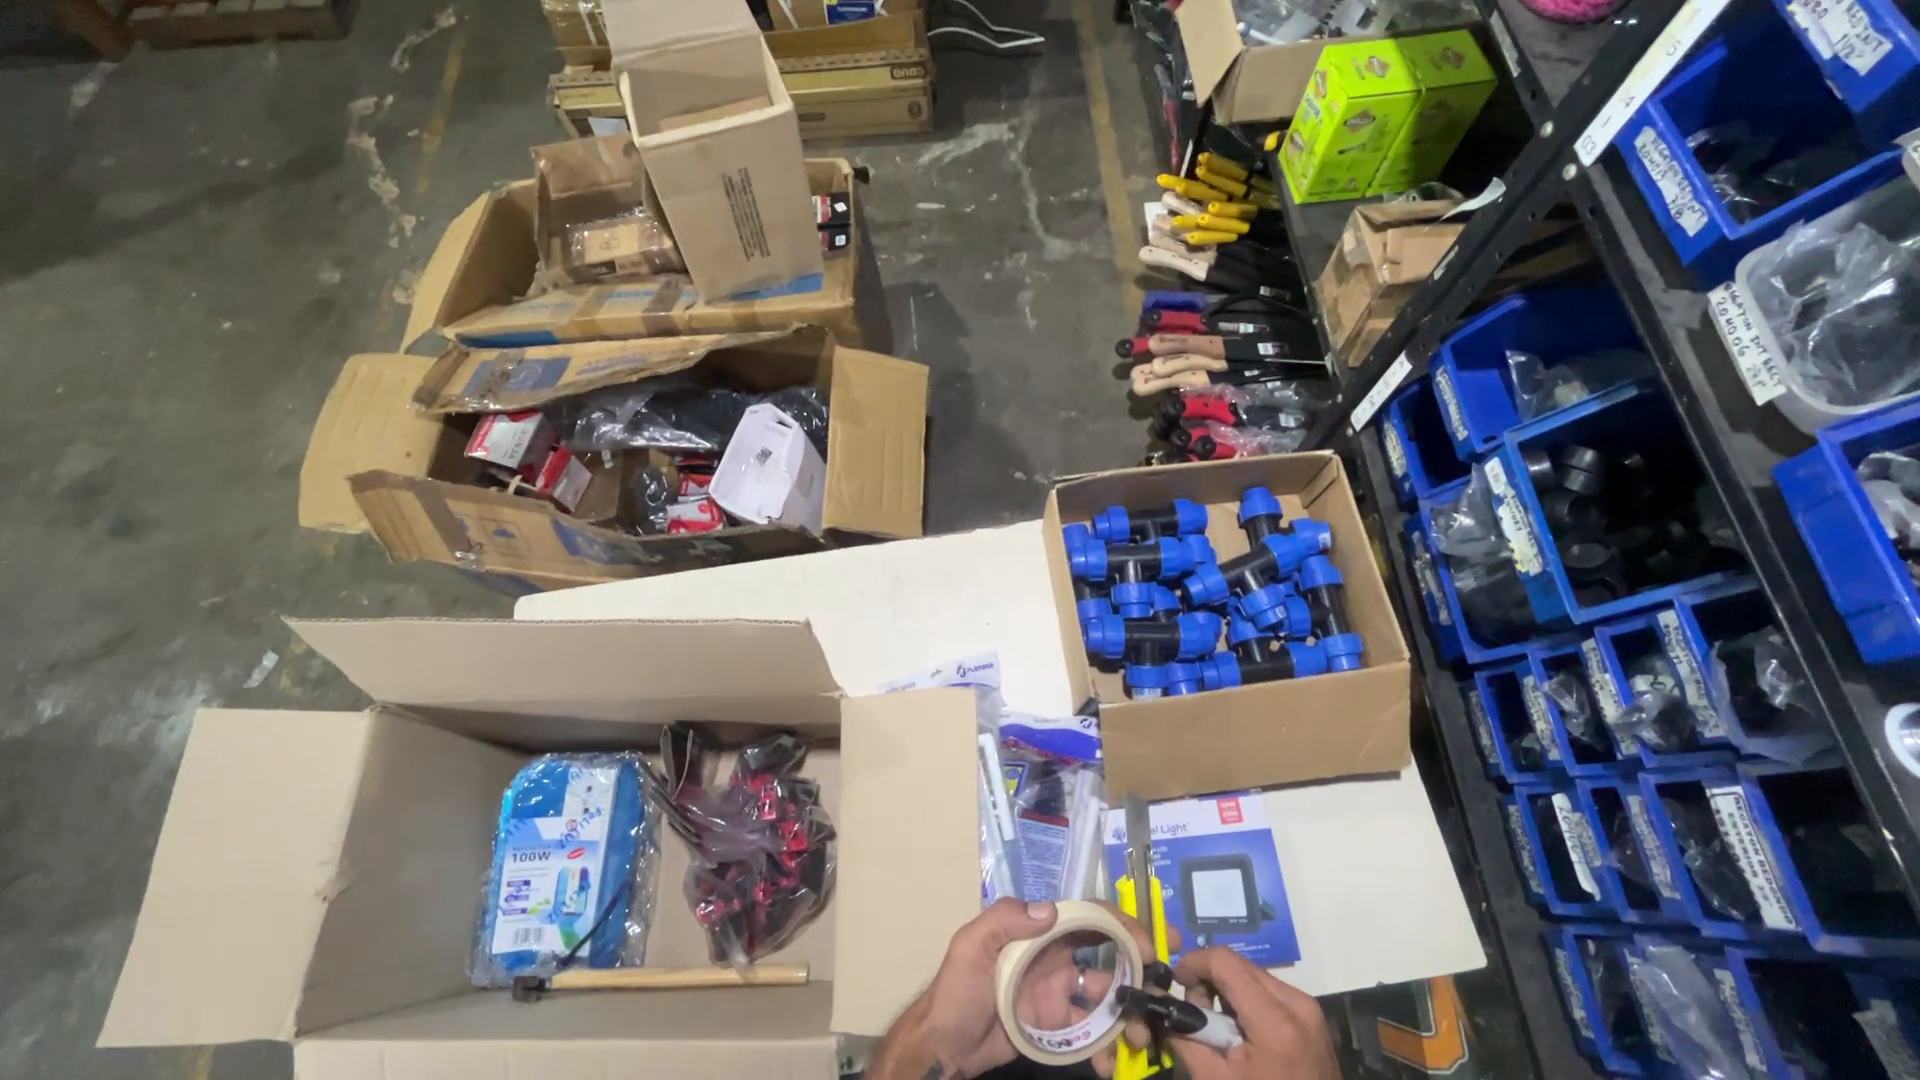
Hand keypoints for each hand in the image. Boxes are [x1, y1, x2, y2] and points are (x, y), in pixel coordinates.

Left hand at [867, 899, 1159, 1079]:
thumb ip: (1005, 921)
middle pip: (1108, 952)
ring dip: (1128, 1011)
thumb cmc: (956, 988)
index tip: (1147, 947)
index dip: (1121, 924)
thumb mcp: (972, 946)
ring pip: (1107, 994)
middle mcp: (1055, 955)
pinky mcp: (1057, 1024)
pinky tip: (1110, 1062)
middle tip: (1162, 992)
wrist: (944, 1044)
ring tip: (1138, 1036)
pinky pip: (1091, 1030)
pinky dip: (1106, 1044)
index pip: (1088, 915)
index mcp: (1039, 930)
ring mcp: (1059, 990)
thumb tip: (1050, 909)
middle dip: (1139, 967)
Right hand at [1165, 947, 1336, 1079]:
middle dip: (1208, 979)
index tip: (1176, 984)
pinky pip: (1268, 987)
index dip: (1193, 963)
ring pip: (1252, 972)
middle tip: (1197, 1014)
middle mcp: (1296, 1003)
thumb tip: (1164, 1005)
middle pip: (1237, 963)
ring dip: (1226, 988)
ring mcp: (1308, 1007)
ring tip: (1221, 1027)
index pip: (1224, 961)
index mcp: (1275, 1022)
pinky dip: (1246, 998)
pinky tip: (1242, 1030)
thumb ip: (1186, 1037)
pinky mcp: (1312, 1013)